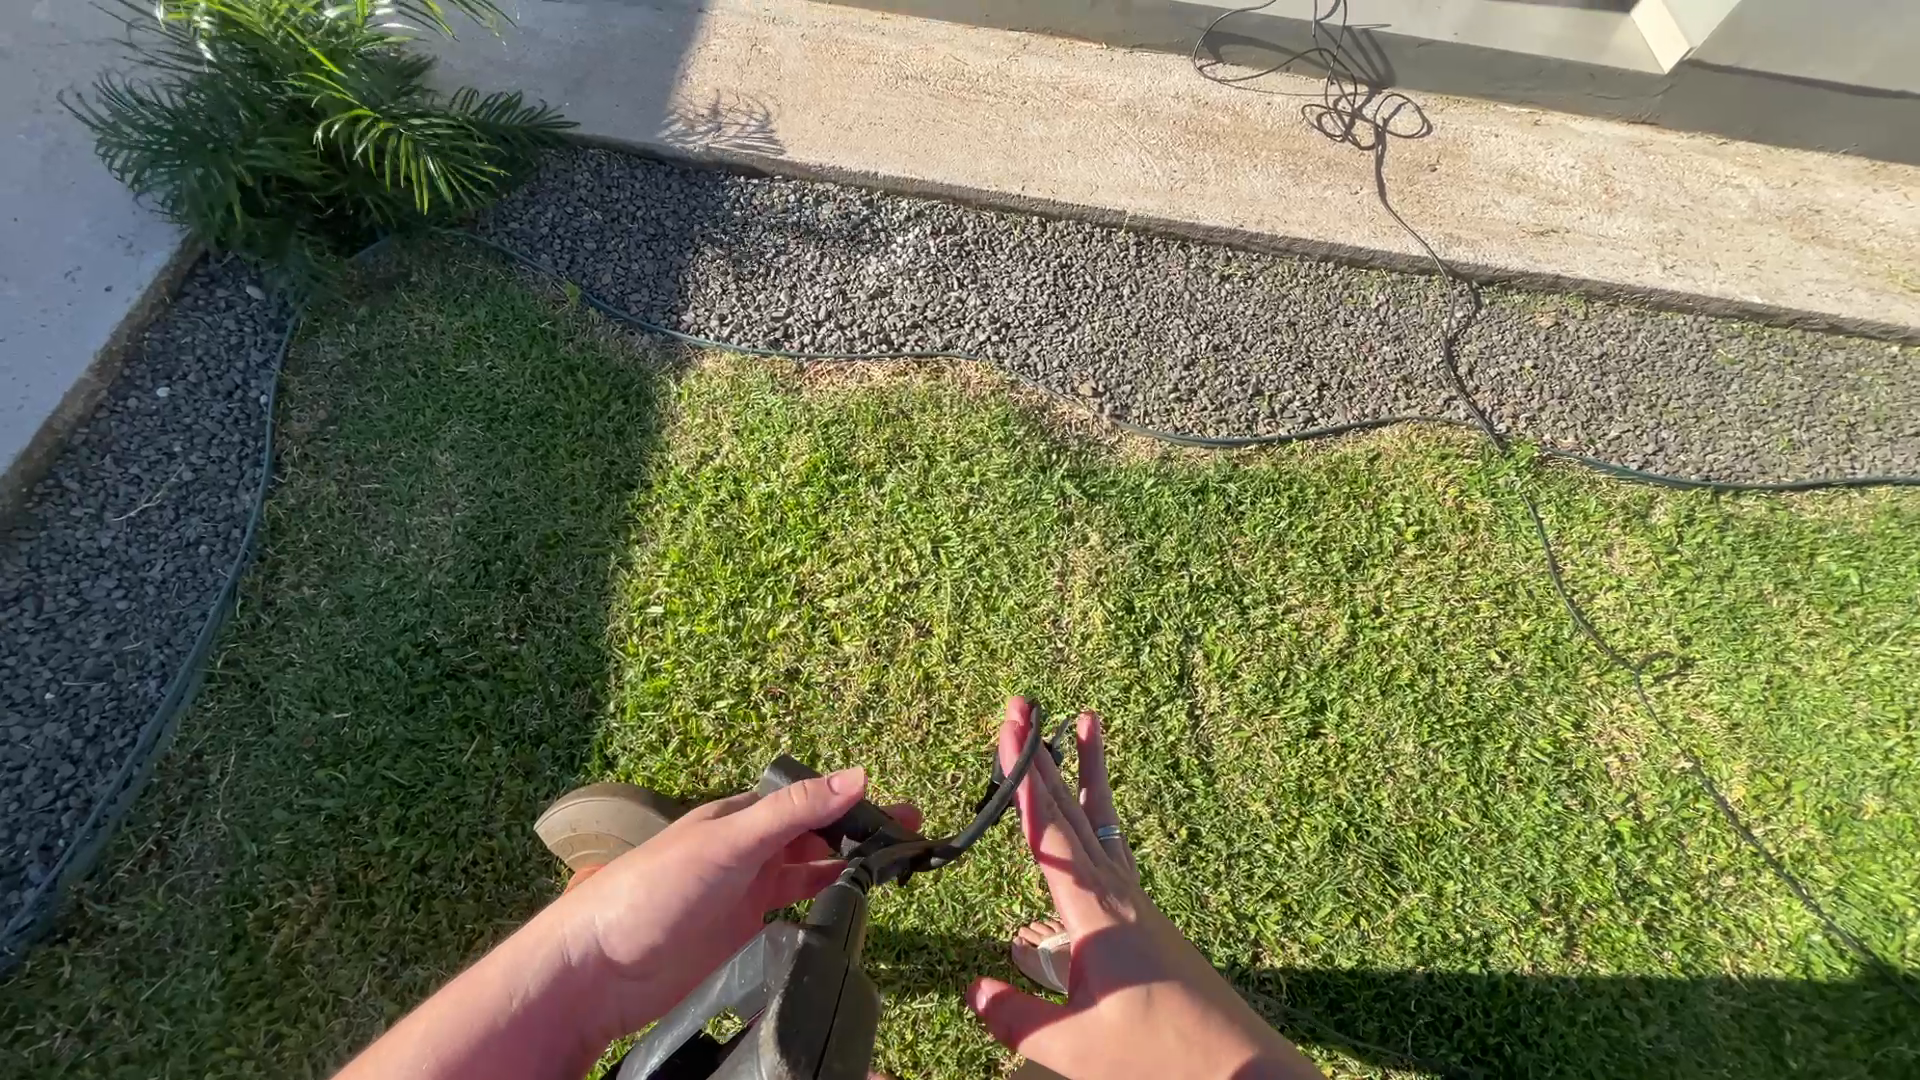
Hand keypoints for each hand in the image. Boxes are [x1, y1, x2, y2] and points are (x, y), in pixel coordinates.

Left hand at [546, 767, 921, 1045]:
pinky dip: (826, 896)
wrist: (597, 970)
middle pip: (819, 832)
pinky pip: (797, 902)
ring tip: (896, 868)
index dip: (856, 805)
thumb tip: (858, 775)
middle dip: (863, 832)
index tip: (900, 816)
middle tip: (912, 840)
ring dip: (851, 863)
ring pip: (814, 866)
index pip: (814, 801)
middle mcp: (753, 845)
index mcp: (747, 814)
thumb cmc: (656, 888)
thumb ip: (793, 811)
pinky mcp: (746, 926)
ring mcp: (750, 887)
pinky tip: (851, 900)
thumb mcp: (730, 841)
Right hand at [966, 698, 1322, 1079]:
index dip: (1022, 774)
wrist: (1239, 1070)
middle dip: (1041, 754)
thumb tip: (970, 988)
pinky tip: (1093, 810)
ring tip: (1084, 720)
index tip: (1009, 728)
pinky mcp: (1142, 911)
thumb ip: (1015, 1017)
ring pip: (1097, 815)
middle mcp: (1111, 887)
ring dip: (1082, 768)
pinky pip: (1113, 843)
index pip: (1046, 824)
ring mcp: (1131, 895)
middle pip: (1068, 805)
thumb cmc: (1157, 1056)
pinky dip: (1099, 812)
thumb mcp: (1075, 1045)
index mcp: (1090, 906)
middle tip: (1023, 706)